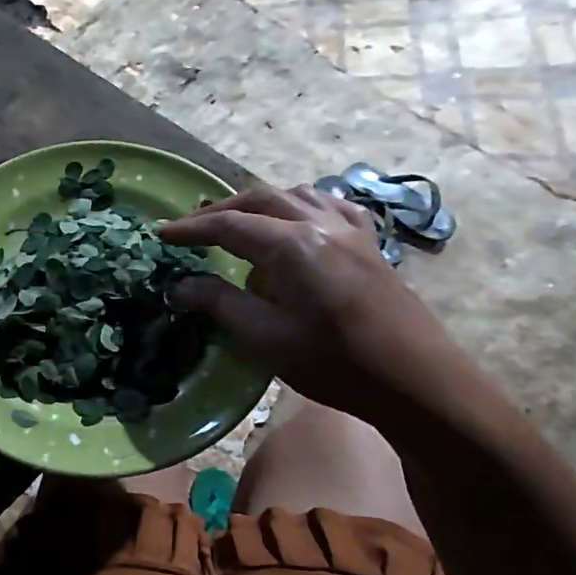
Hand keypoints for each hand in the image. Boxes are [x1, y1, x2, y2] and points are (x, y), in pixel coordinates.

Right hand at [160, 184, 465, 417]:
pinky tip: (296, 223)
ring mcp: (350, 229)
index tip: (161, 234)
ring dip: (259, 205)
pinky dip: (299, 207)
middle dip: (221, 211)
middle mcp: (320, 223)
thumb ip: (219, 303)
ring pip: (295, 195)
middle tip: (192, 230)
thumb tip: (178, 285)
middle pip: (260, 199)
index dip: (191, 228)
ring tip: (238, 225)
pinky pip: (328, 206)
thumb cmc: (334, 363)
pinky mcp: (368, 243)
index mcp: (292, 244)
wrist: (414, 378)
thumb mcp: (265, 338)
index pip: (229, 224)